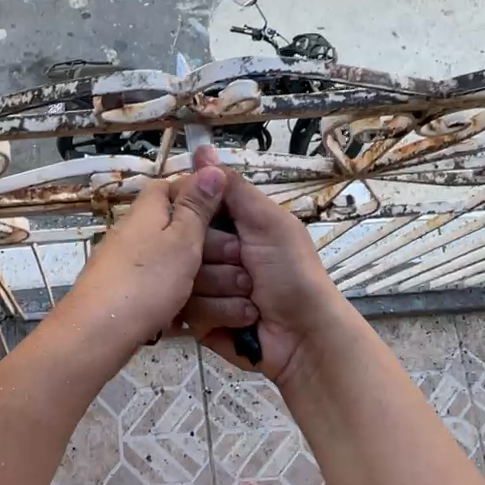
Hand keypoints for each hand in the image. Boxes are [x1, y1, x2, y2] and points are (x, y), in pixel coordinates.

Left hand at [52, 164, 228, 348]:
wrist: (99, 332)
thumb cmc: (145, 279)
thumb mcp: (181, 238)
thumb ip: (197, 206)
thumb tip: (210, 166)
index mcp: (147, 211)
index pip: (172, 187)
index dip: (202, 196)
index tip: (231, 214)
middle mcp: (136, 234)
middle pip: (179, 231)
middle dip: (214, 248)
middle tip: (243, 264)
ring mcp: (131, 268)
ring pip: (177, 267)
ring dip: (210, 282)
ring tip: (242, 301)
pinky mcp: (131, 298)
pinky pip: (166, 293)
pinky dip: (189, 304)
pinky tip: (209, 321)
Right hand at [181, 148, 349, 383]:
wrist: (303, 336)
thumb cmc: (292, 273)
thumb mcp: (267, 222)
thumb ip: (232, 188)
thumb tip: (203, 148)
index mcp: (229, 223)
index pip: (188, 206)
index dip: (194, 212)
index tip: (209, 220)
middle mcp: (211, 250)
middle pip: (181, 242)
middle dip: (217, 255)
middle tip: (245, 265)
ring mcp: (202, 284)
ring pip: (181, 275)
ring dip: (221, 287)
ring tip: (249, 296)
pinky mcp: (196, 317)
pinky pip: (186, 306)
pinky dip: (219, 312)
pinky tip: (242, 318)